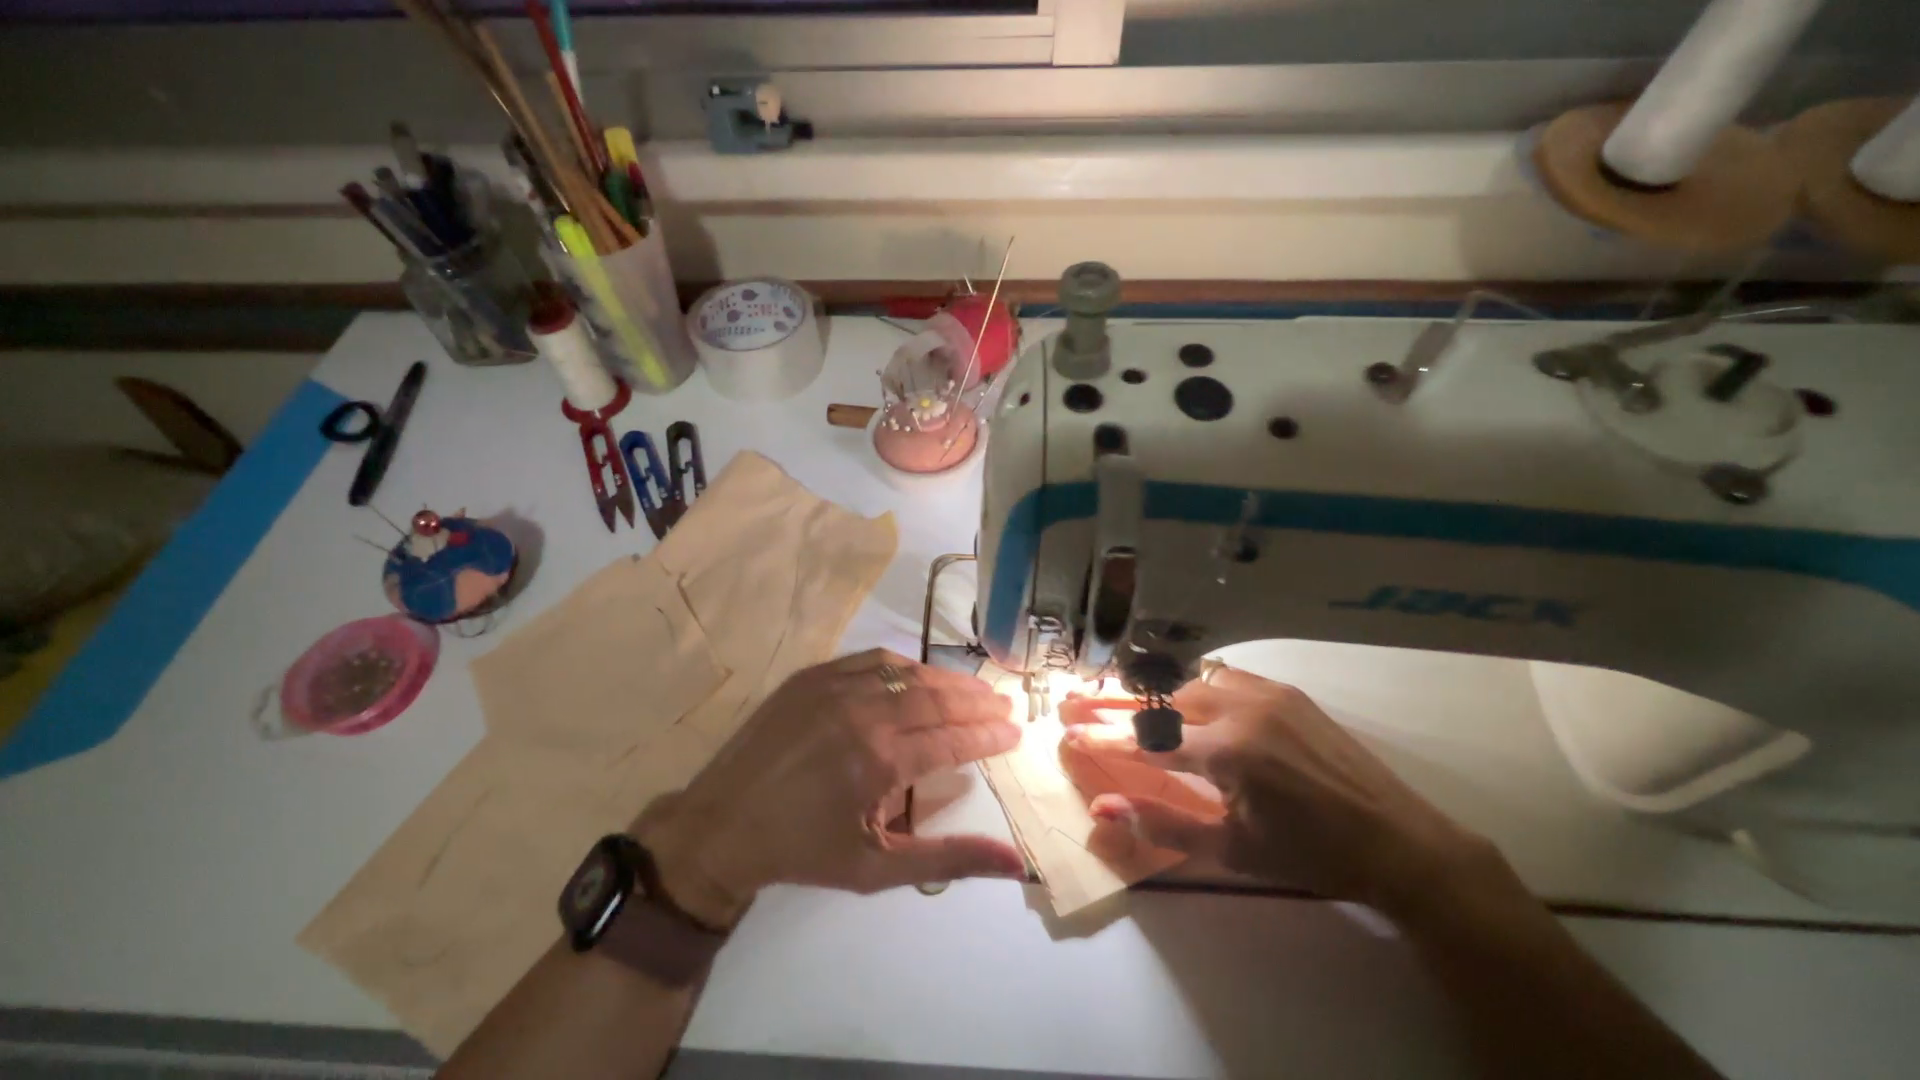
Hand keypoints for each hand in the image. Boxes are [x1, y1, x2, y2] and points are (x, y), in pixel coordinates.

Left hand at [634, 650, 1025, 925]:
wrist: (722, 825)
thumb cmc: (803, 851)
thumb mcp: (877, 868)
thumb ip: (949, 860)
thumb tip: (1016, 865)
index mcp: (879, 762)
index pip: (953, 740)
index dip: (989, 736)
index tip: (1015, 735)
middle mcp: (862, 715)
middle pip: (937, 698)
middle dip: (978, 703)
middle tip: (1005, 707)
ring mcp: (833, 689)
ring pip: (907, 673)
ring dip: (946, 681)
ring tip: (973, 691)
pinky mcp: (810, 677)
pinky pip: (870, 660)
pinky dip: (903, 667)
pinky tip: (918, 676)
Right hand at [1060, 665, 1495, 916]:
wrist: (1398, 841)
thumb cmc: (1311, 855)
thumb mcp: (1232, 849)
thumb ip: (1163, 823)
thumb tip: (1104, 807)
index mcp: (1228, 751)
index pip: (1148, 740)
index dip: (1104, 736)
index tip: (1068, 730)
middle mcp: (1244, 709)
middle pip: (1165, 700)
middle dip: (1120, 706)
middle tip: (1082, 706)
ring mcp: (1270, 695)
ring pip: (1196, 684)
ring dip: (1162, 698)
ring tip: (1134, 712)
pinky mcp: (1291, 694)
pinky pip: (1230, 680)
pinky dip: (1200, 690)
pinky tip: (1194, 706)